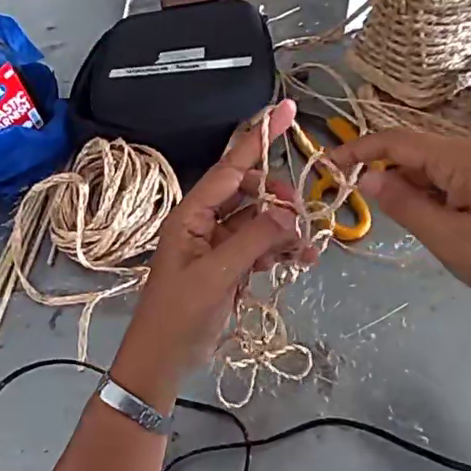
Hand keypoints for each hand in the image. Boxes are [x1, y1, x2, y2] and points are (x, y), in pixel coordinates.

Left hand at [109, 101, 313, 405]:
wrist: (163, 360)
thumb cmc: (180, 315)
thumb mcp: (217, 275)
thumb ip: (255, 239)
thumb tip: (291, 213)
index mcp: (193, 214)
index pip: (231, 167)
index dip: (259, 138)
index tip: (285, 110)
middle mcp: (205, 222)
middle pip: (251, 193)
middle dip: (280, 201)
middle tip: (304, 219)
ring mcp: (217, 245)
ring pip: (259, 222)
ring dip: (284, 231)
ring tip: (307, 250)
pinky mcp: (227, 266)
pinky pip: (258, 246)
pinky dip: (277, 250)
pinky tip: (297, 261)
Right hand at [324, 129, 470, 311]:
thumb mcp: (448, 238)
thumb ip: (404, 205)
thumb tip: (368, 178)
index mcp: (463, 156)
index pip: (397, 141)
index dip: (358, 150)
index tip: (329, 166)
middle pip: (420, 153)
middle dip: (391, 177)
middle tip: (378, 215)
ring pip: (441, 169)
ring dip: (418, 191)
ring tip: (422, 230)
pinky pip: (462, 180)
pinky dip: (441, 196)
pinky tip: (447, 226)